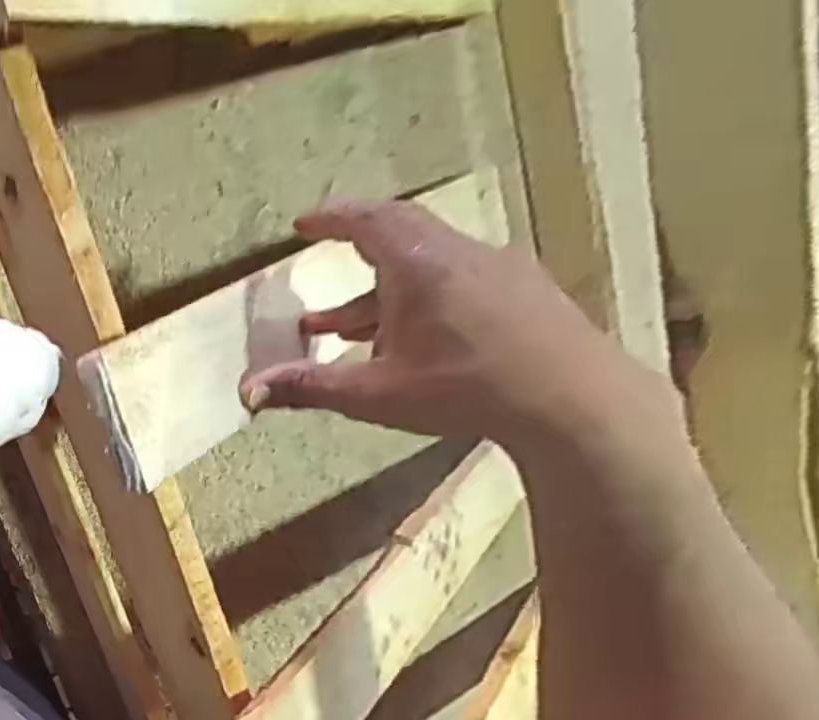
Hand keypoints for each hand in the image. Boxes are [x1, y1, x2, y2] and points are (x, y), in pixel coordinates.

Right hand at [238, 198, 680, 454]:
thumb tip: (247, 392)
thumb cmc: (461, 389)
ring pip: (424, 268)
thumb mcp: (372, 393)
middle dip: (352, 256)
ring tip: (341, 329)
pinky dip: (415, 302)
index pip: (370, 220)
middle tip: (322, 266)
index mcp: (420, 266)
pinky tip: (404, 342)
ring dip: (377, 294)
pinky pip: (454, 284)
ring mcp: (497, 272)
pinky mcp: (520, 294)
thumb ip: (309, 386)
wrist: (571, 401)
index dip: (332, 218)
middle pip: (399, 238)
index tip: (303, 223)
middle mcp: (459, 256)